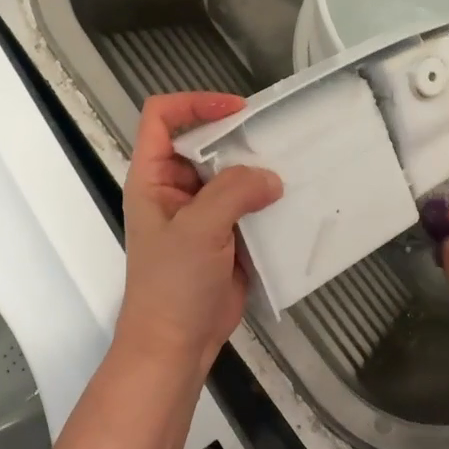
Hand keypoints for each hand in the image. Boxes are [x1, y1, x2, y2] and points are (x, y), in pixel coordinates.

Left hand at [116, 92, 283, 376]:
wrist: (176, 344)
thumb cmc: (172, 284)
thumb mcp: (198, 230)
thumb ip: (233, 193)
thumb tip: (272, 178)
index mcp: (153, 177)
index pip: (162, 117)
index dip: (195, 103)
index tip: (236, 111)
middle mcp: (177, 187)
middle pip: (205, 141)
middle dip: (238, 135)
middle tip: (277, 136)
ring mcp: (203, 211)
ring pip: (231, 172)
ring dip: (258, 167)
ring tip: (292, 162)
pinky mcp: (227, 233)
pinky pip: (249, 202)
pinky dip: (269, 197)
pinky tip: (294, 196)